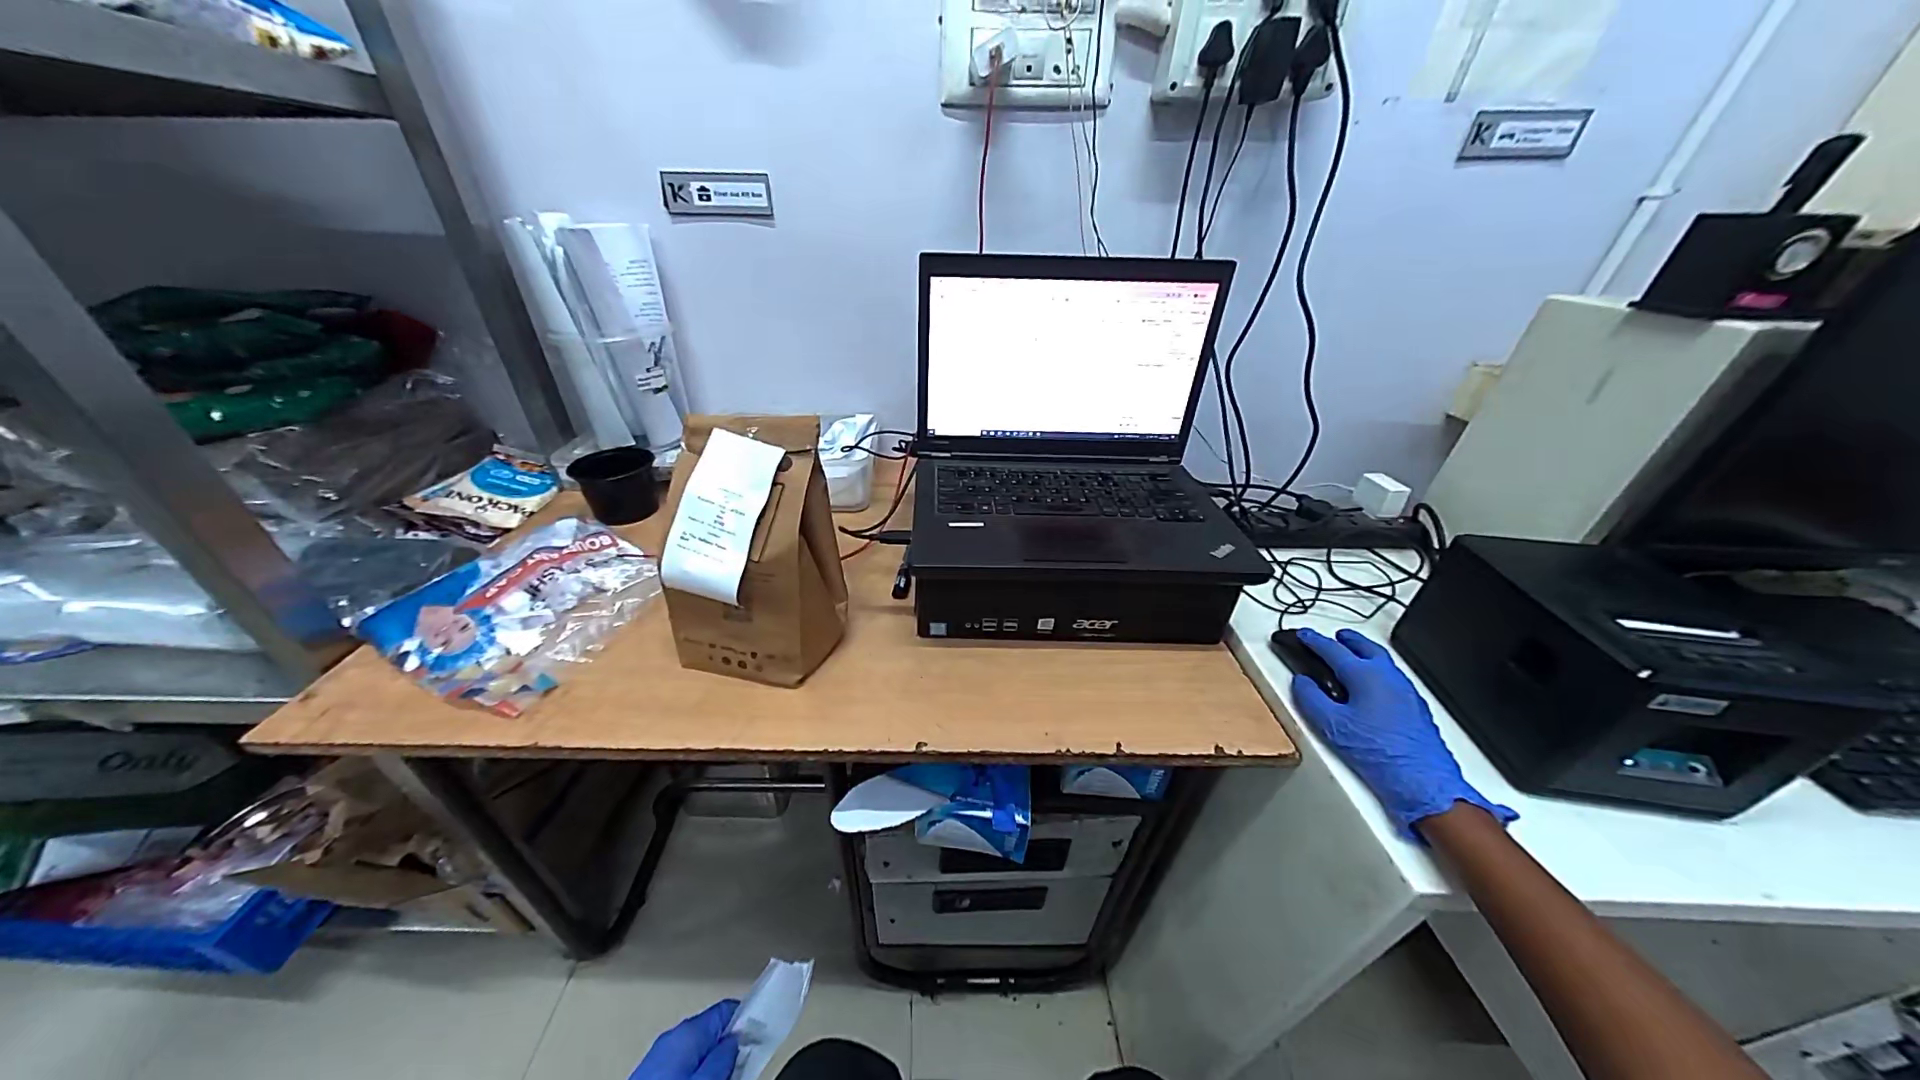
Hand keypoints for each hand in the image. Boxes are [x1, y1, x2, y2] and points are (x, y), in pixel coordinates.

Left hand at [630, 1000, 740, 1079]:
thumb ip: (724, 1058)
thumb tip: (735, 1041)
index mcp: (686, 1034)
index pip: (727, 1009)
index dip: (747, 1021)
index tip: (760, 1036)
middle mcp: (670, 1040)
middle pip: (712, 1032)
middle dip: (728, 1049)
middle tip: (740, 1070)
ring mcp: (657, 1059)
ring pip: (698, 1052)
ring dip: (711, 1065)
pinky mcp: (650, 1077)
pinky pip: (683, 1066)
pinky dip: (695, 1074)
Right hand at [1291, 628, 1514, 839]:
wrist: (1422, 782)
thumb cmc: (1382, 754)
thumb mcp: (1330, 725)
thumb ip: (1310, 698)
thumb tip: (1302, 683)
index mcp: (1365, 674)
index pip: (1333, 649)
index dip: (1314, 640)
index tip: (1304, 636)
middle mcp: (1389, 677)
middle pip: (1365, 647)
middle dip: (1346, 640)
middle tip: (1333, 637)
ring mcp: (1407, 692)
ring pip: (1382, 662)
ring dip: (1364, 654)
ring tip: (1351, 656)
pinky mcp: (1416, 708)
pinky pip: (1393, 678)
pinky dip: (1378, 672)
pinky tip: (1372, 687)